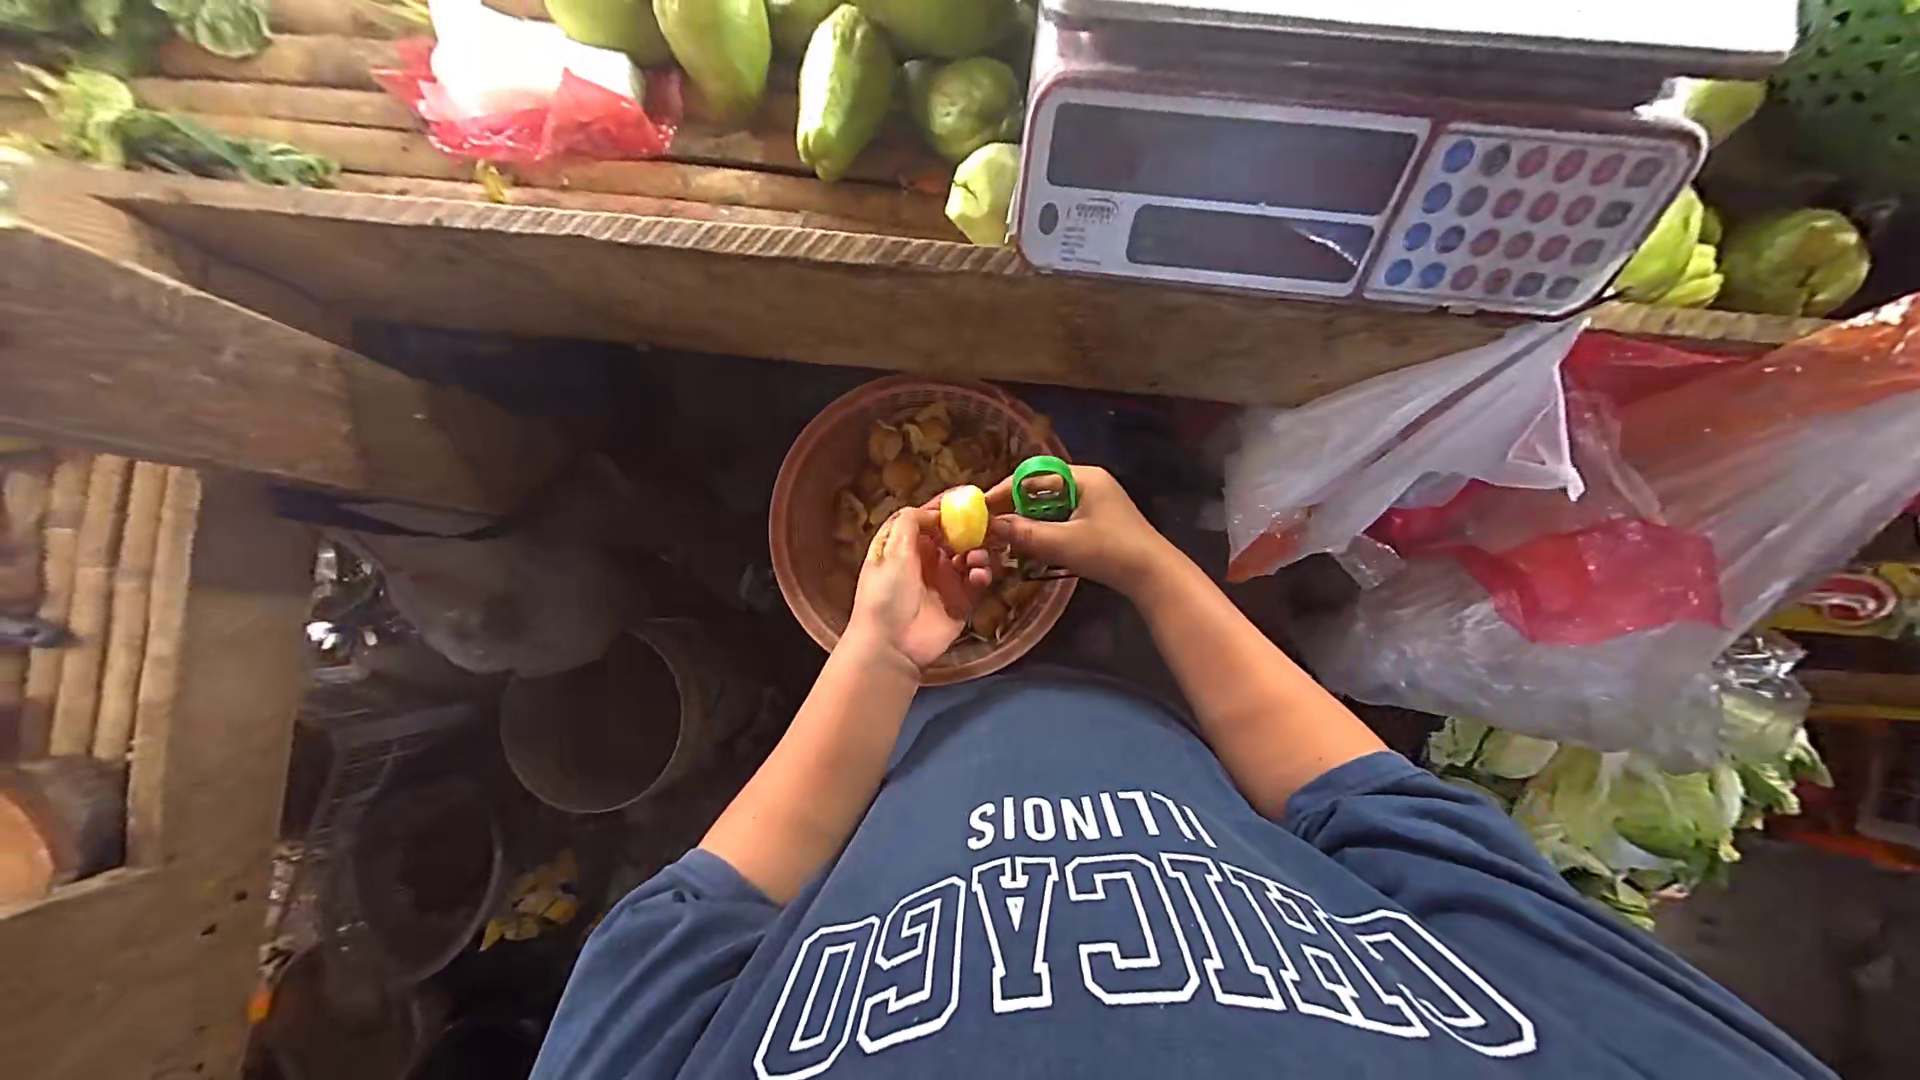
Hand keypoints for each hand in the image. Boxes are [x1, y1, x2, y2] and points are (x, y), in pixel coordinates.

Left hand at [846, 507, 992, 671]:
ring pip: (971, 556)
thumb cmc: (884, 595)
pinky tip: (979, 575)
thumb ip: (911, 522)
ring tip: (976, 557)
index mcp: (906, 545)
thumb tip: (934, 512)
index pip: (930, 518)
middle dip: (971, 528)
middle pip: (956, 535)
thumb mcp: (891, 550)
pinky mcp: (961, 602)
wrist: (890, 645)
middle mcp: (927, 559)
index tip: (969, 496)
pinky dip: (983, 574)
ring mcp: (945, 581)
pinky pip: (978, 582)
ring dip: (978, 551)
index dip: (947, 507)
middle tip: (986, 525)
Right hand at [985, 465, 1178, 597]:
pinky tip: (1030, 548)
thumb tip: (990, 526)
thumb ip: (1025, 533)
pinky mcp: (1097, 522)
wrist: (1155, 577)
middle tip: (990, 528)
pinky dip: (1044, 532)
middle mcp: (1087, 483)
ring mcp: (1094, 502)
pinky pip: (1061, 520)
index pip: (1032, 476)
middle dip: (1014, 509)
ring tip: (1005, 541)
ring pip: (1049, 507)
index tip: (981, 509)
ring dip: (1028, 523)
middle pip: (1040, 490)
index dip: (1004, 492)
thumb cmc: (1110, 552)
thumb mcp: (1064, 543)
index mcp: (1082, 477)